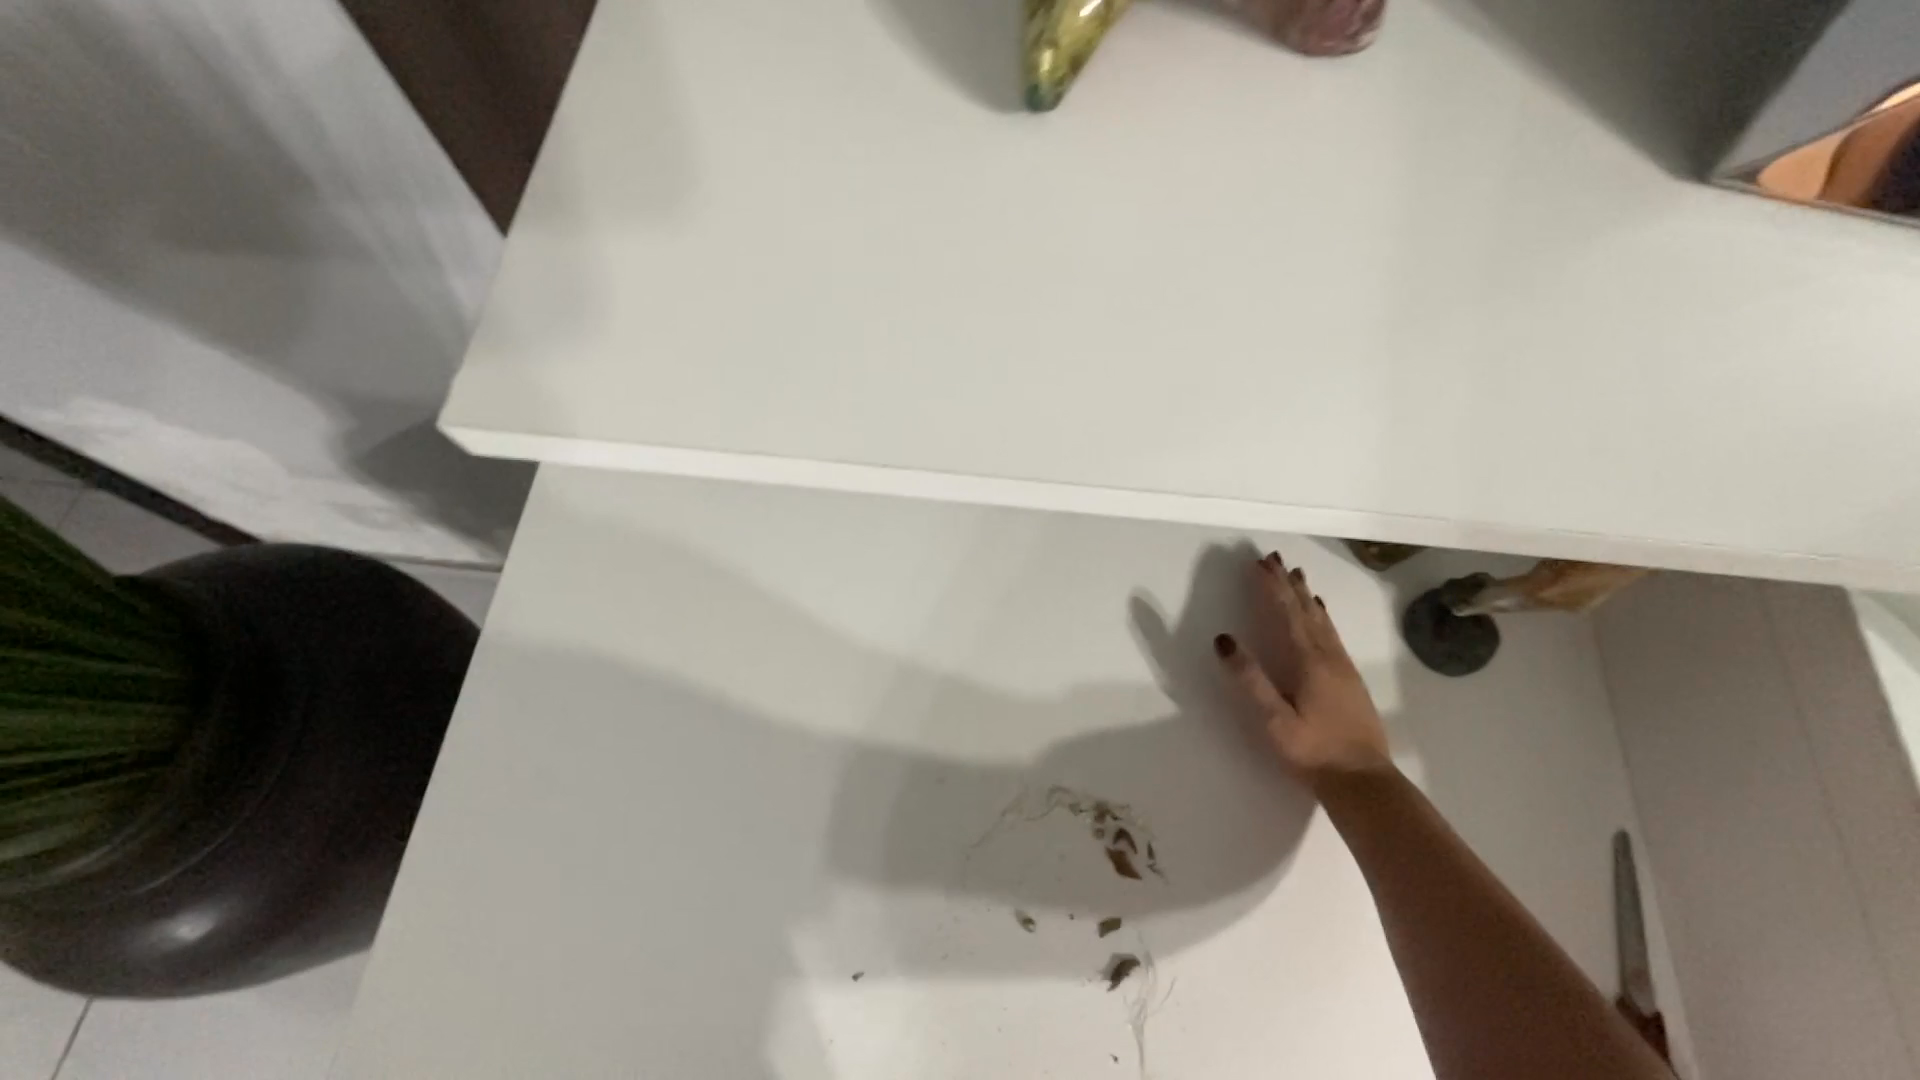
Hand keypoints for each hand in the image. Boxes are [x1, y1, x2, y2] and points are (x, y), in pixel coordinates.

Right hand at [1213, 552, 1390, 787]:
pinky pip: (1331, 635)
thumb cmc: (1313, 752)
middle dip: (1288, 584)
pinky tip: (1321, 617)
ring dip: (1306, 597)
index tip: (1259, 562)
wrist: (1364, 781)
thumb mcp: (1273, 720)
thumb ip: (1250, 679)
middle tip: (1276, 558)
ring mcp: (1343, 668)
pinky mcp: (1350, 681)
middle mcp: (1328, 657)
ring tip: (1298, 576)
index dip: (1271, 587)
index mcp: (1308, 662)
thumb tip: (1224, 639)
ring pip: (1321, 621)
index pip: (1286, 613)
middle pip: (1305, 611)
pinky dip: (1321, 617)